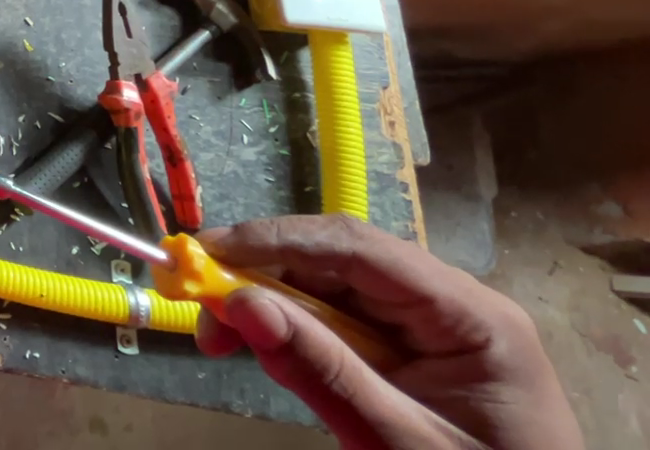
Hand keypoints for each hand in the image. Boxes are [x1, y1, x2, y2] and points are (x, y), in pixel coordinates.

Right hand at [194, 215, 580, 449]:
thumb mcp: (402, 442)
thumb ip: (324, 373)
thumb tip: (240, 305)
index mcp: (470, 314)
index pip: (355, 246)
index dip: (273, 239)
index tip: (203, 253)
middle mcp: (444, 298)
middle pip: (328, 257)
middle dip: (256, 274)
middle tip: (200, 303)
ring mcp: (420, 317)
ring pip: (317, 280)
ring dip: (262, 301)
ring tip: (222, 337)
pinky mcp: (397, 338)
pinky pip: (325, 311)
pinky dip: (283, 324)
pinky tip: (263, 346)